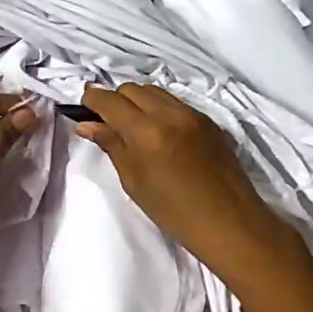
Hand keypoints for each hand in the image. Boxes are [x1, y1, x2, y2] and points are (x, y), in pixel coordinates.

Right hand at [76, 83, 296, 277]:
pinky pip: (174, 102)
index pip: (109, 100)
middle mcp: (169, 114)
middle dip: (114, 100)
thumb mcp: (133, 180)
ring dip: (137, 101)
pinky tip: (157, 131)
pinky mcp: (209, 121)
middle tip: (107, 123)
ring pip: (154, 91)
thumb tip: (87, 124)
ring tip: (132, 126)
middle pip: (131, 88)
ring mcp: (192, 114)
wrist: (229, 223)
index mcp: (146, 131)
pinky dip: (158, 107)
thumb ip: (111, 145)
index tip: (83, 109)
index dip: (91, 100)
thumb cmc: (172, 210)